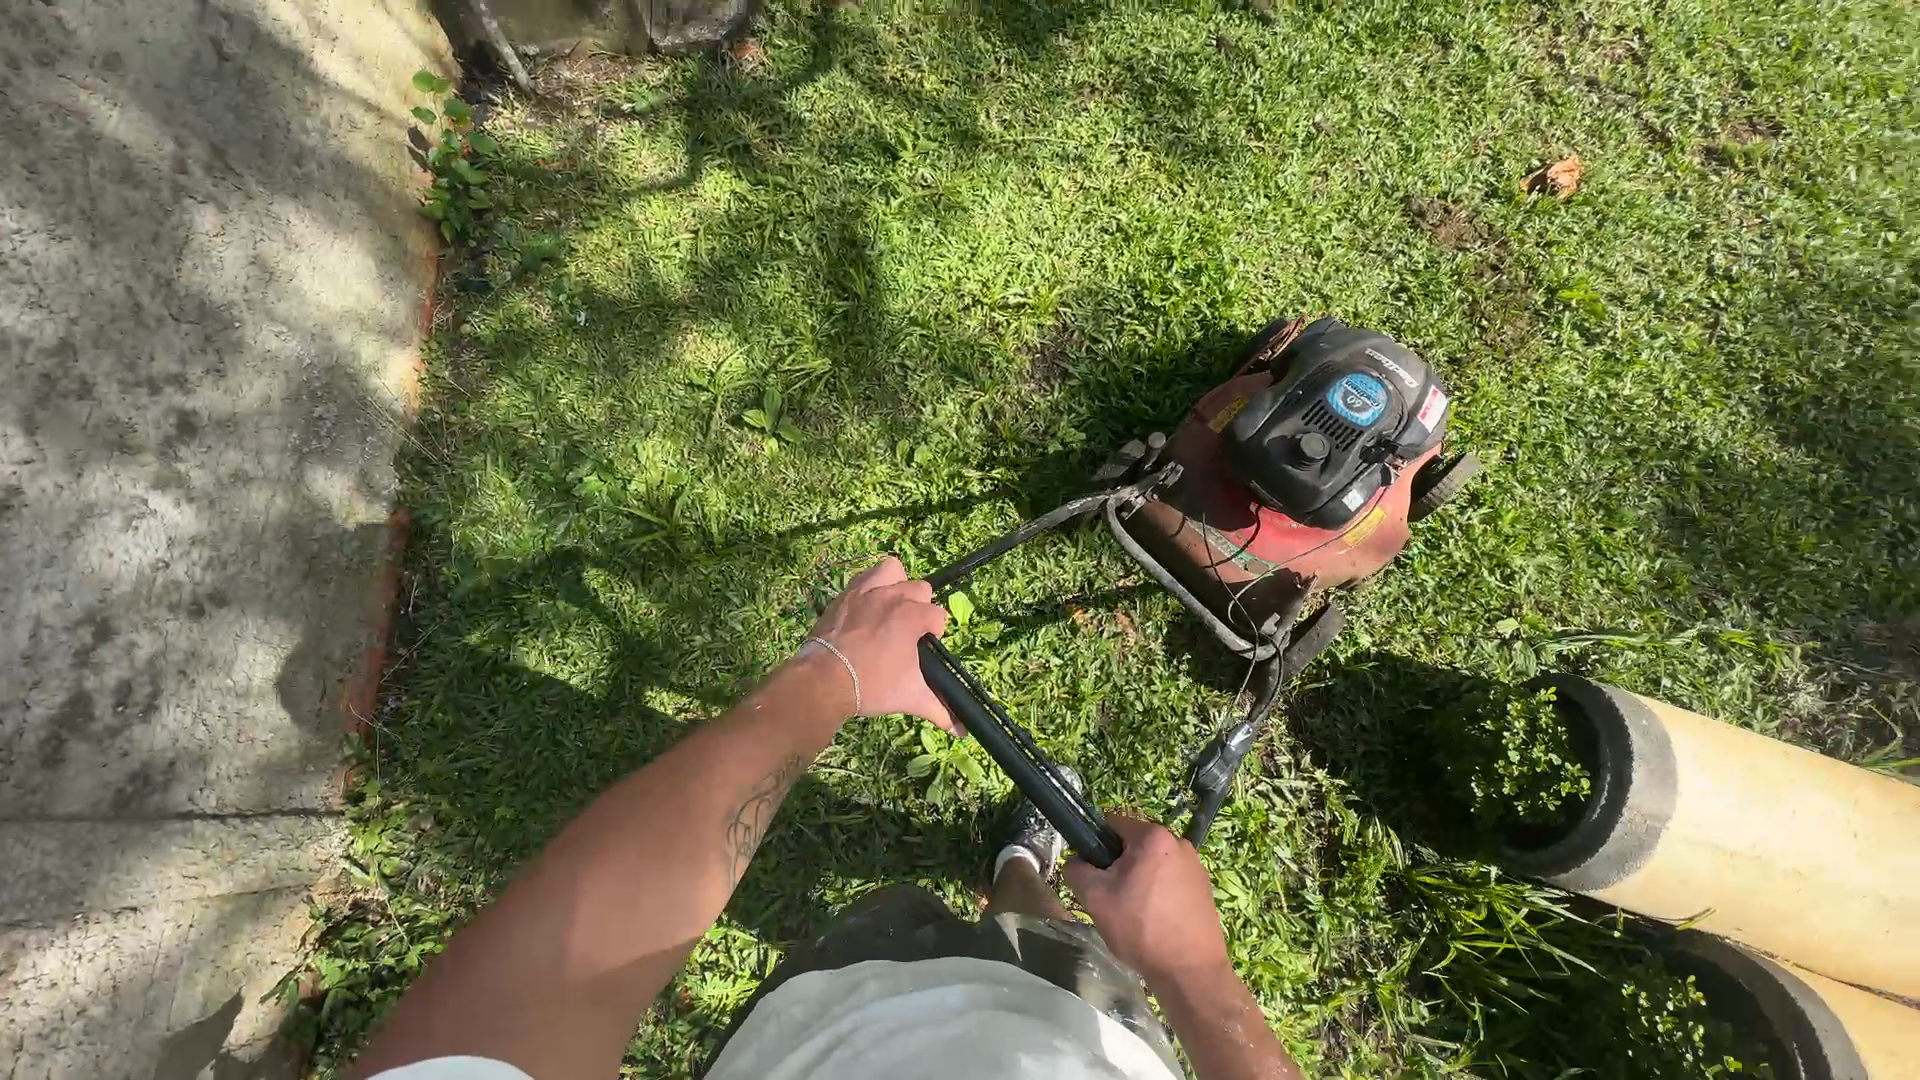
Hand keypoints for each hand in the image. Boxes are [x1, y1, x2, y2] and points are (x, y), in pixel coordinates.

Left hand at [805, 557, 954, 731]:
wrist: (824, 680)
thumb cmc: (872, 686)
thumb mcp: (910, 697)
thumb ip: (939, 708)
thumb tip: (959, 730)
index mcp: (913, 617)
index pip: (938, 616)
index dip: (934, 633)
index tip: (923, 648)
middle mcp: (893, 596)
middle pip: (921, 589)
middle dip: (919, 608)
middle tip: (907, 632)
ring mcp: (866, 591)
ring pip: (892, 570)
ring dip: (896, 584)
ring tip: (890, 608)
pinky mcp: (845, 594)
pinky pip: (864, 576)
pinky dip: (869, 585)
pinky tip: (867, 606)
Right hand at [1065, 814, 1229, 985]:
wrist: (1191, 974)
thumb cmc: (1141, 929)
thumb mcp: (1095, 899)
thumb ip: (1077, 871)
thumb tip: (1076, 863)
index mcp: (1153, 837)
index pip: (1112, 824)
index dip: (1097, 846)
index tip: (1095, 874)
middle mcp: (1178, 843)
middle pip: (1134, 846)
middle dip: (1119, 867)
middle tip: (1113, 899)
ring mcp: (1195, 866)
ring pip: (1152, 865)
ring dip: (1139, 881)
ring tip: (1134, 915)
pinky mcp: (1204, 889)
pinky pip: (1170, 881)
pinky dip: (1159, 894)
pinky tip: (1156, 922)